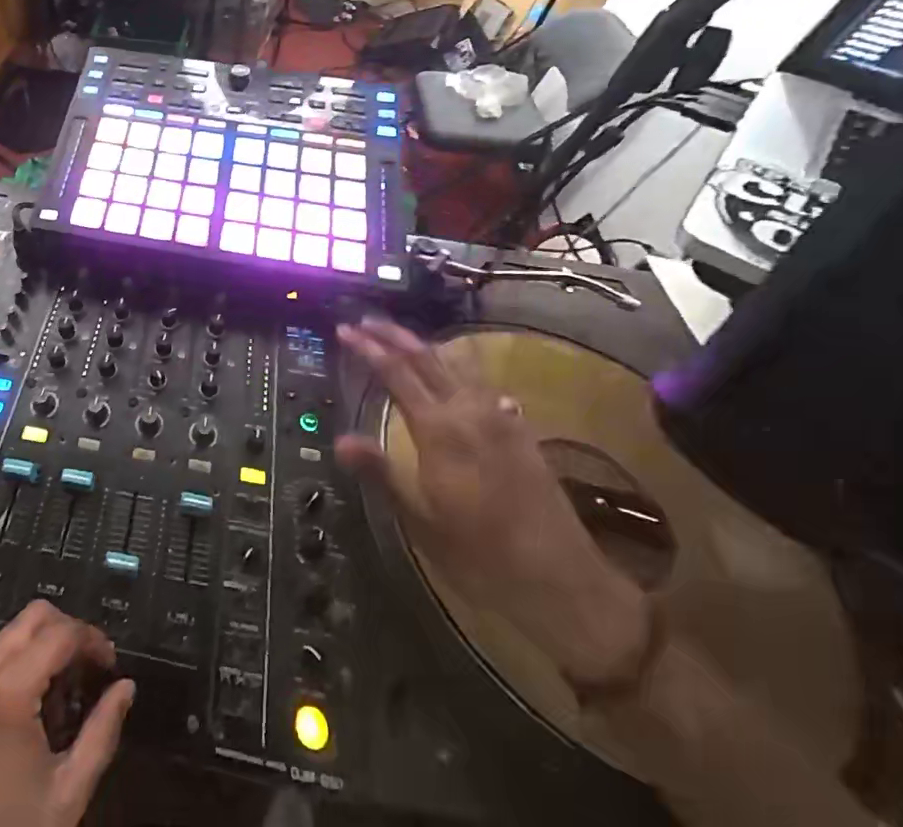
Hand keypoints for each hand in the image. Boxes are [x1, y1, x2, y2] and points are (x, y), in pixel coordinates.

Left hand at [0, 601, 134, 826]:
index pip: (59, 632)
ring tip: (72, 687)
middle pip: (34, 615)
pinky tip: (42, 696)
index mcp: (8, 690)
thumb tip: (126, 687)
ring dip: (47, 642)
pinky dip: (25, 655)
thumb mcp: (68, 791)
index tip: (114, 664)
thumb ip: (102, 732)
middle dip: (70, 631)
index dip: (93, 639)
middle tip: (95, 668)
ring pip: (14, 628)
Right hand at [334, 318, 648, 684]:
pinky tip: (456, 379)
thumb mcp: (419, 519)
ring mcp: (503, 422)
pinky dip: (459, 371)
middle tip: (366, 321)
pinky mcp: (521, 434)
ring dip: (427, 349)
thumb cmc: (480, 554)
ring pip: (461, 368)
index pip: (397, 374)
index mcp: (442, 432)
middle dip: (396, 336)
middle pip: (430, 360)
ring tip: (401, 340)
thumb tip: (340, 439)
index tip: (345, 330)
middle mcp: (473, 415)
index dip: (369, 349)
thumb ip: (381, 472)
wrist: (562, 580)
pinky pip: (484, 386)